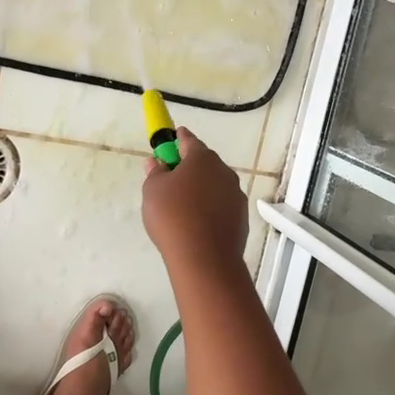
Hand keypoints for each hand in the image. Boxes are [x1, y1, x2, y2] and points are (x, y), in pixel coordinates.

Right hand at [142, 126, 247, 268]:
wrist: (204, 257)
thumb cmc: (173, 216)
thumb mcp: (152, 191)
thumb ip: (155, 172)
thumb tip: (157, 162)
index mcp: (203, 159)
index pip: (189, 141)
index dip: (179, 138)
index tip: (173, 137)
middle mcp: (224, 172)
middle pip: (205, 163)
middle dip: (190, 166)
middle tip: (172, 178)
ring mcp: (236, 195)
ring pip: (215, 185)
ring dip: (202, 189)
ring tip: (183, 206)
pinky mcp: (241, 217)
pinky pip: (222, 206)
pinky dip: (211, 208)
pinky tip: (198, 223)